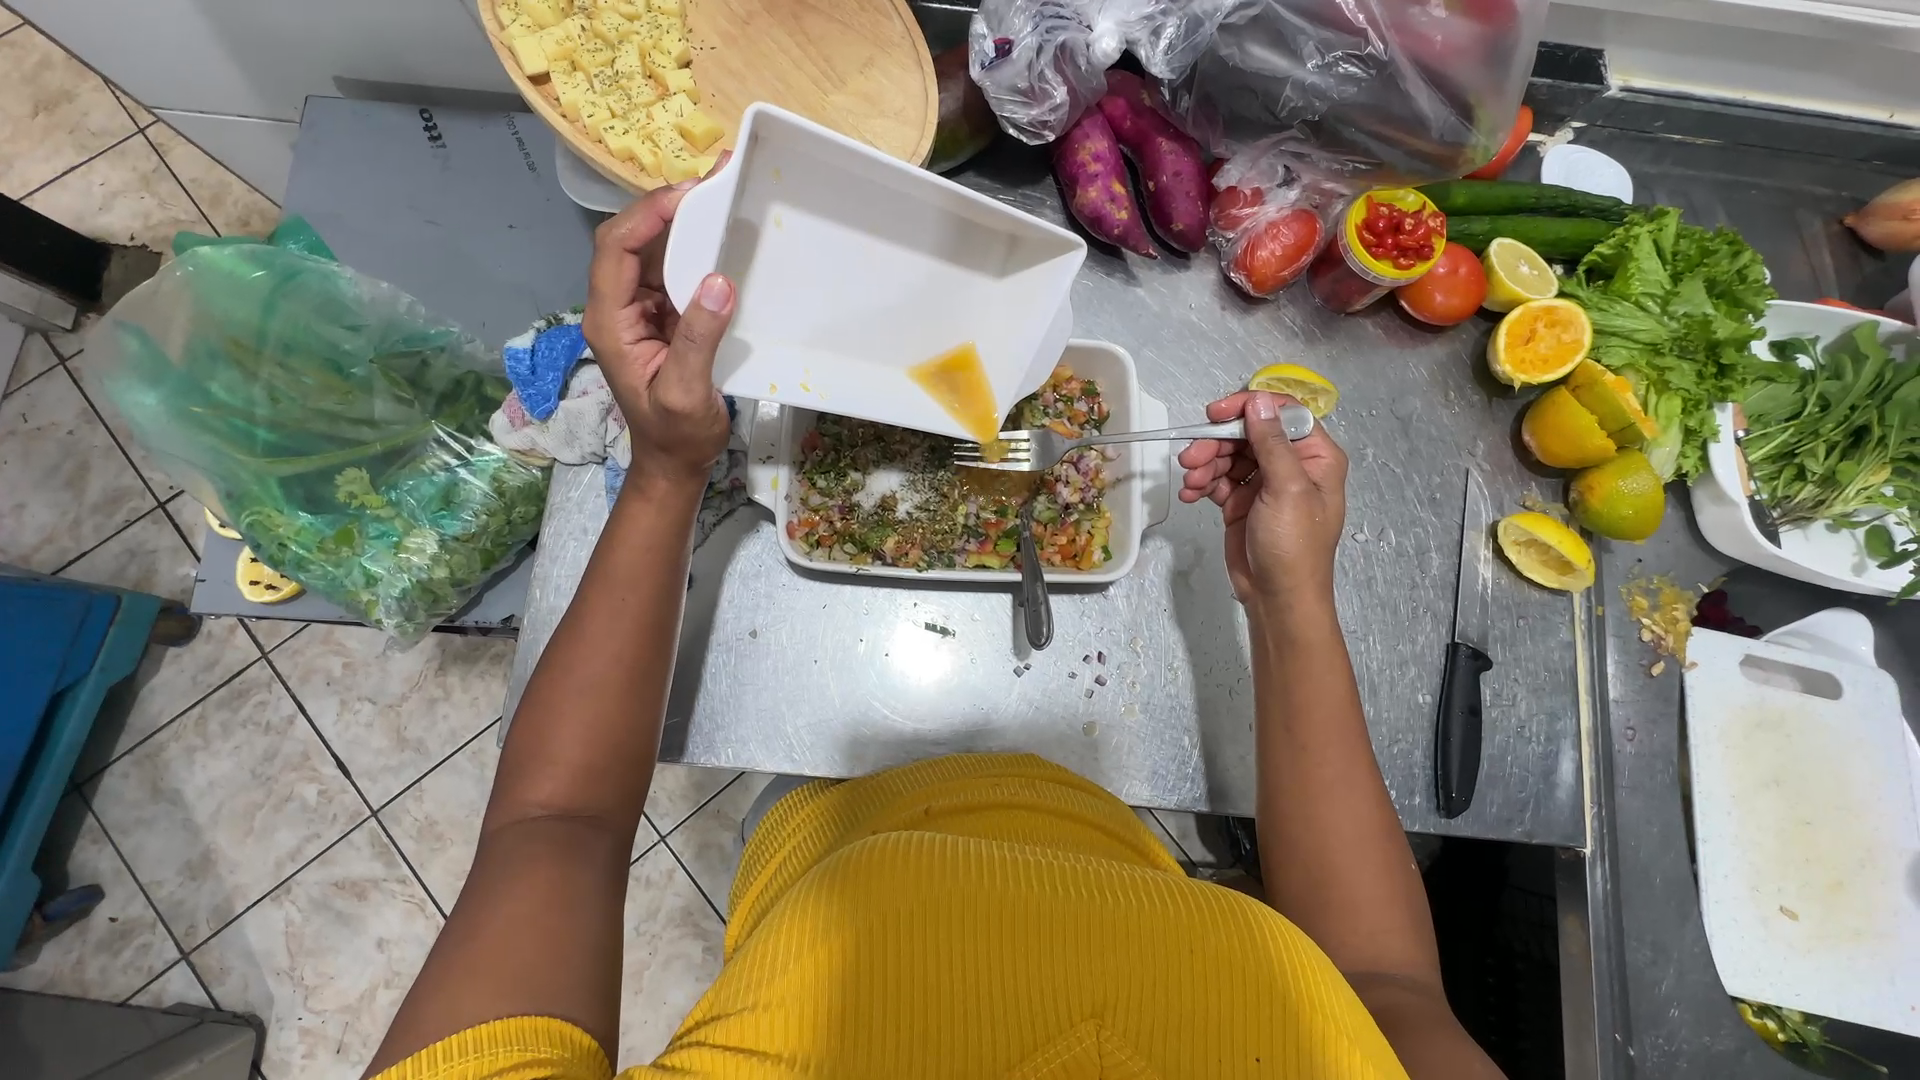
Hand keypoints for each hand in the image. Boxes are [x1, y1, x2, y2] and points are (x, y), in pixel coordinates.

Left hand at [582, 178, 735, 491]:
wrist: (675, 463)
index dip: (645, 216)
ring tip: (720, 202)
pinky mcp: (662, 319)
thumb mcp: (687, 392)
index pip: (614, 250)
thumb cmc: (677, 435)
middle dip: (665, 210)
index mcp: (610, 323)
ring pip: (651, 253)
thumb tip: (718, 280)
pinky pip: (672, 274)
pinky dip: (694, 253)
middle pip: (628, 241)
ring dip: (682, 227)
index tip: (688, 198)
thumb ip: (698, 338)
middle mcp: (617, 309)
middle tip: (711, 186)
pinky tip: (720, 241)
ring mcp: (639, 313)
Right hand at [1177, 391, 1348, 609]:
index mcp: (1315, 456)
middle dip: (1217, 443)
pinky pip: (1217, 480)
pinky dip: (1202, 484)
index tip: (1215, 414)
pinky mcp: (1241, 502)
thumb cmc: (1293, 545)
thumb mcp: (1287, 489)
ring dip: (1205, 465)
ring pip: (1228, 456)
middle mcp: (1290, 465)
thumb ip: (1272, 442)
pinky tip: (1190, 495)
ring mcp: (1263, 484)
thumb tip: (1259, 400)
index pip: (1281, 414)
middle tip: (1190, 457)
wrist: (1277, 597)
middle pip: (1248, 434)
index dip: (1247, 409)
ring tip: (1191, 483)